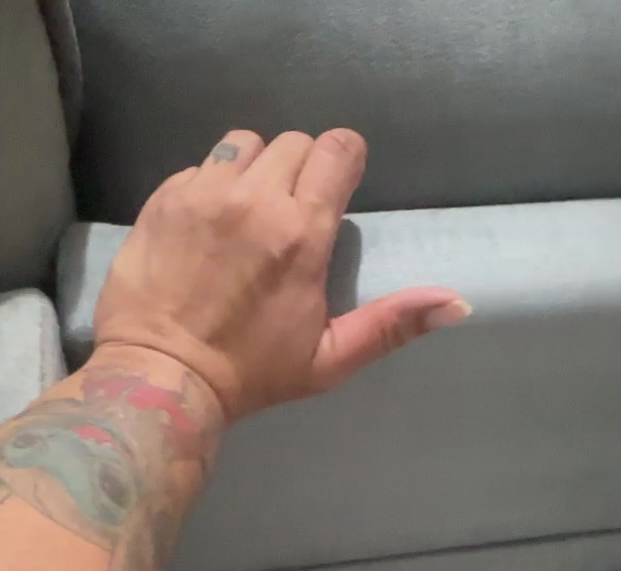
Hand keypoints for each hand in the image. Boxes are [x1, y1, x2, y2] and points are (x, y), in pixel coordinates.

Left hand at [92, 129, 469, 420]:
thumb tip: (458, 303)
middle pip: (295, 143)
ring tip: (250, 214)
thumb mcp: (329, 360)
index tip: (336, 192)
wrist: (162, 377)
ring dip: (256, 169)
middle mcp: (254, 198)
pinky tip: (209, 225)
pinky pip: (200, 165)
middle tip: (291, 217)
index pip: (337, 149)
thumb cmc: (251, 375)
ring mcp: (203, 192)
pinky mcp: (164, 198)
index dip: (344, 164)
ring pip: (246, 144)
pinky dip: (212, 184)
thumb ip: (391, 324)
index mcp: (301, 233)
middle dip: (302, 171)